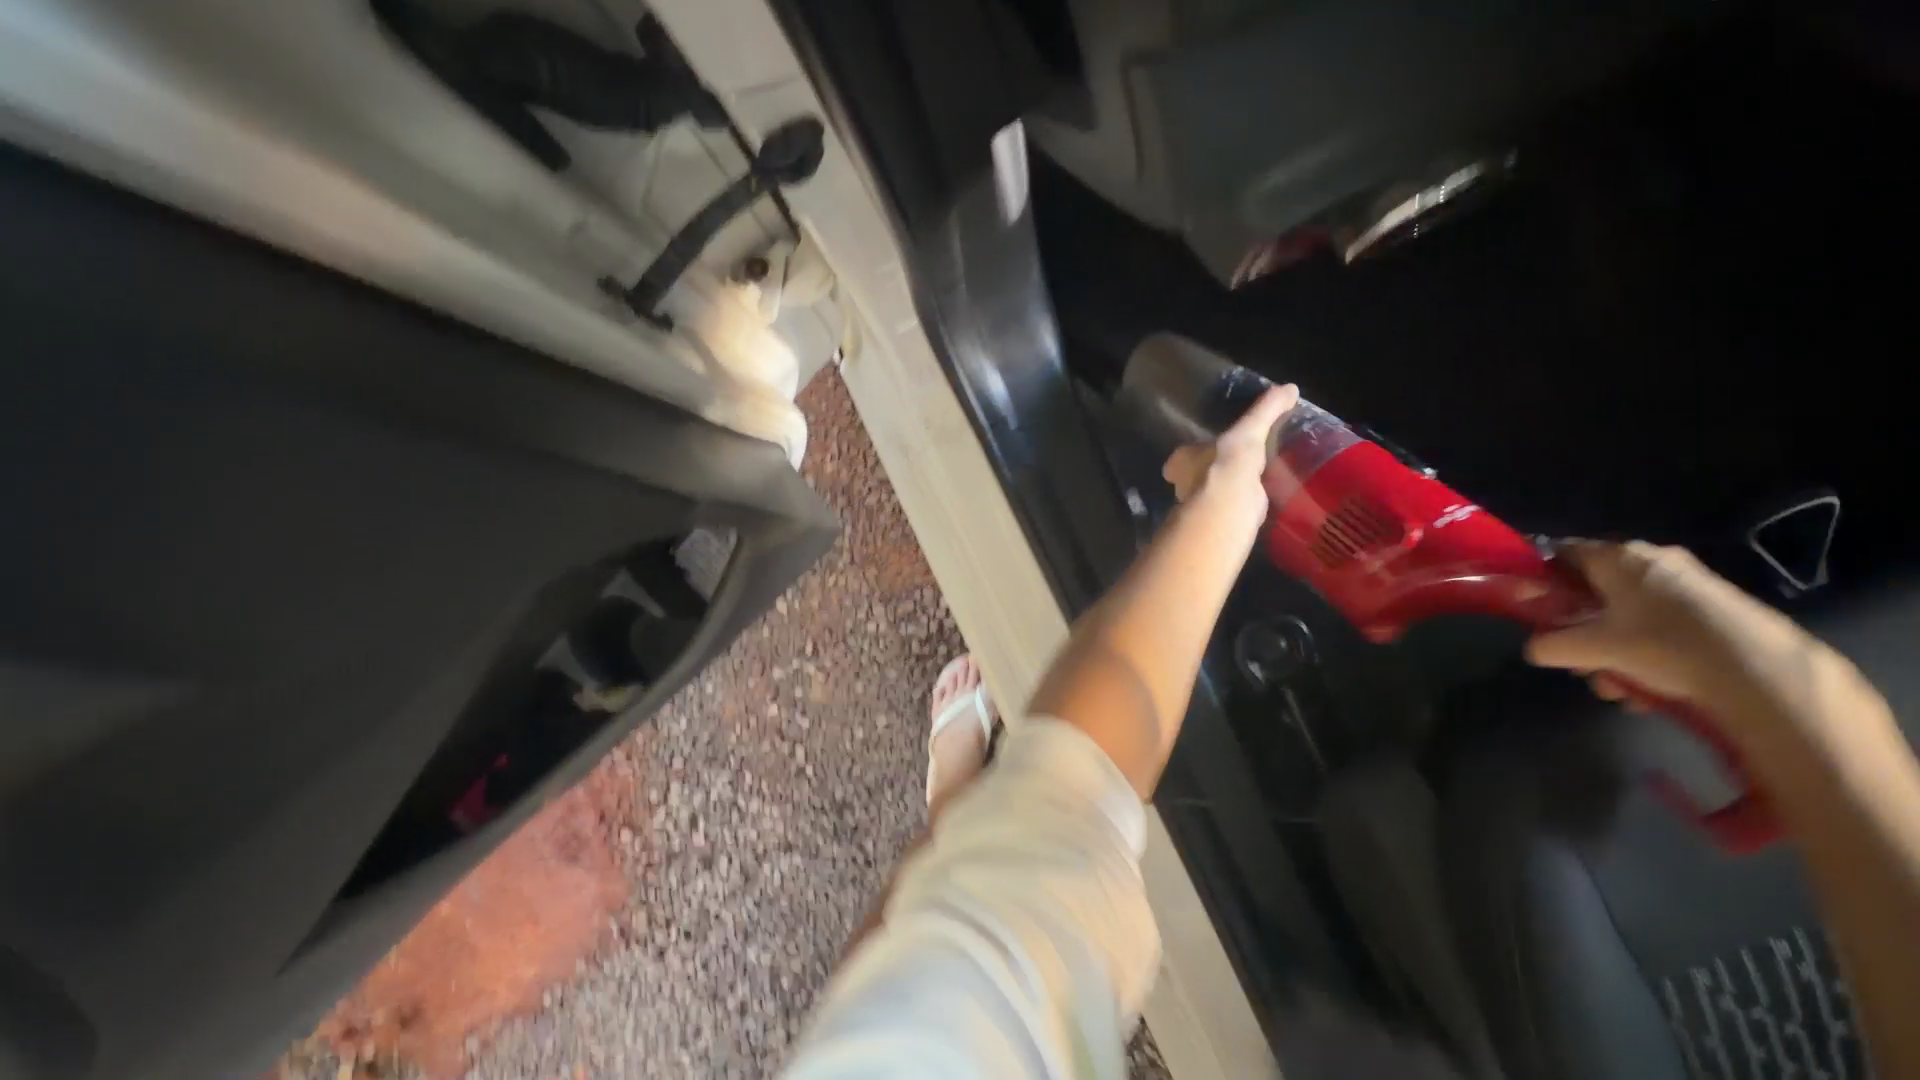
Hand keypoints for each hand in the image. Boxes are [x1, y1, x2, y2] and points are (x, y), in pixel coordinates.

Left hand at [1160, 384, 1298, 507]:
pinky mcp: (1212, 526)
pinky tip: (1251, 511)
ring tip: (1242, 491)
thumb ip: (1267, 410)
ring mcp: (1195, 509)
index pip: (1179, 458)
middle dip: (1206, 478)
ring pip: (1206, 501)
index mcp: (1181, 461)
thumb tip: (1290, 387)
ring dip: (1220, 498)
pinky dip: (1234, 515)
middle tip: (1229, 473)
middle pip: (1190, 481)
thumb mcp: (1251, 429)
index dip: (1190, 456)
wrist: (1229, 504)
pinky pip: (1223, 518)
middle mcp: (1182, 486)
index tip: (1205, 454)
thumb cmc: (1229, 462)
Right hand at [1525, 540, 1820, 715]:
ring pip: (1629, 617)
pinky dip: (1650, 658)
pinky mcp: (1717, 613)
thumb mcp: (1593, 649)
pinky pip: (1663, 630)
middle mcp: (1653, 561)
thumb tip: (1536, 649)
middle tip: (1583, 665)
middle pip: (1596, 593)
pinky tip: (1653, 693)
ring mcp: (1690, 586)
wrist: (1765, 672)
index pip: (1562, 553)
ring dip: (1614, 655)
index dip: (1541, 578)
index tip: (1534, 610)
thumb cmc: (1665, 645)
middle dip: (1582, 633)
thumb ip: (1552, 645)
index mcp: (1619, 557)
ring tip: (1621, 690)